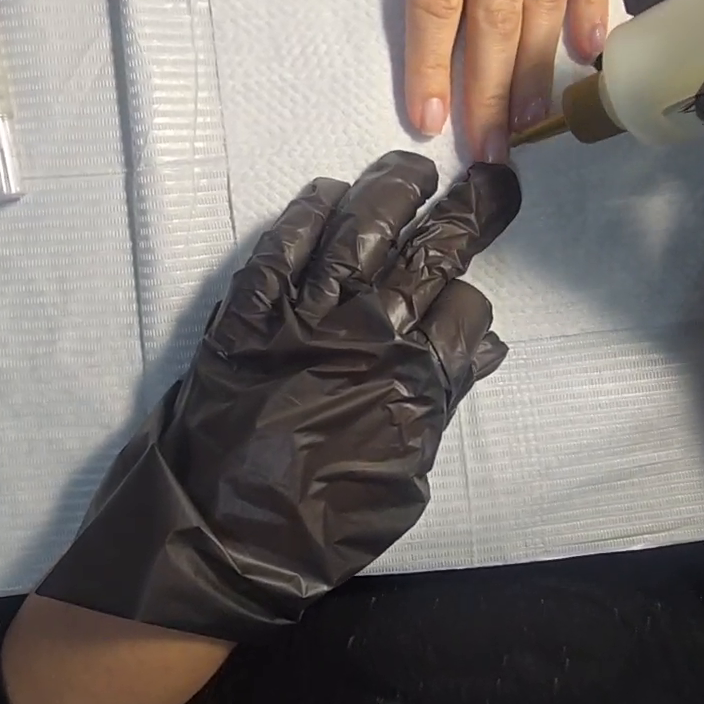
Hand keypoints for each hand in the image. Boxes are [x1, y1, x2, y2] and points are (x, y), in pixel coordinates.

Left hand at [37, 152, 521, 640]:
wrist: (216, 536)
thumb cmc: (319, 523)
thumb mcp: (404, 479)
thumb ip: (442, 403)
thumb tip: (484, 345)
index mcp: (412, 385)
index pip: (465, 311)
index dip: (475, 295)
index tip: (471, 292)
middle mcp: (365, 337)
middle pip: (426, 256)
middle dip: (465, 211)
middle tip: (487, 176)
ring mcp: (303, 318)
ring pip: (358, 234)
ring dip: (391, 191)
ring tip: (414, 167)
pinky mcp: (247, 314)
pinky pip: (279, 250)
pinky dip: (304, 214)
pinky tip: (329, 191)